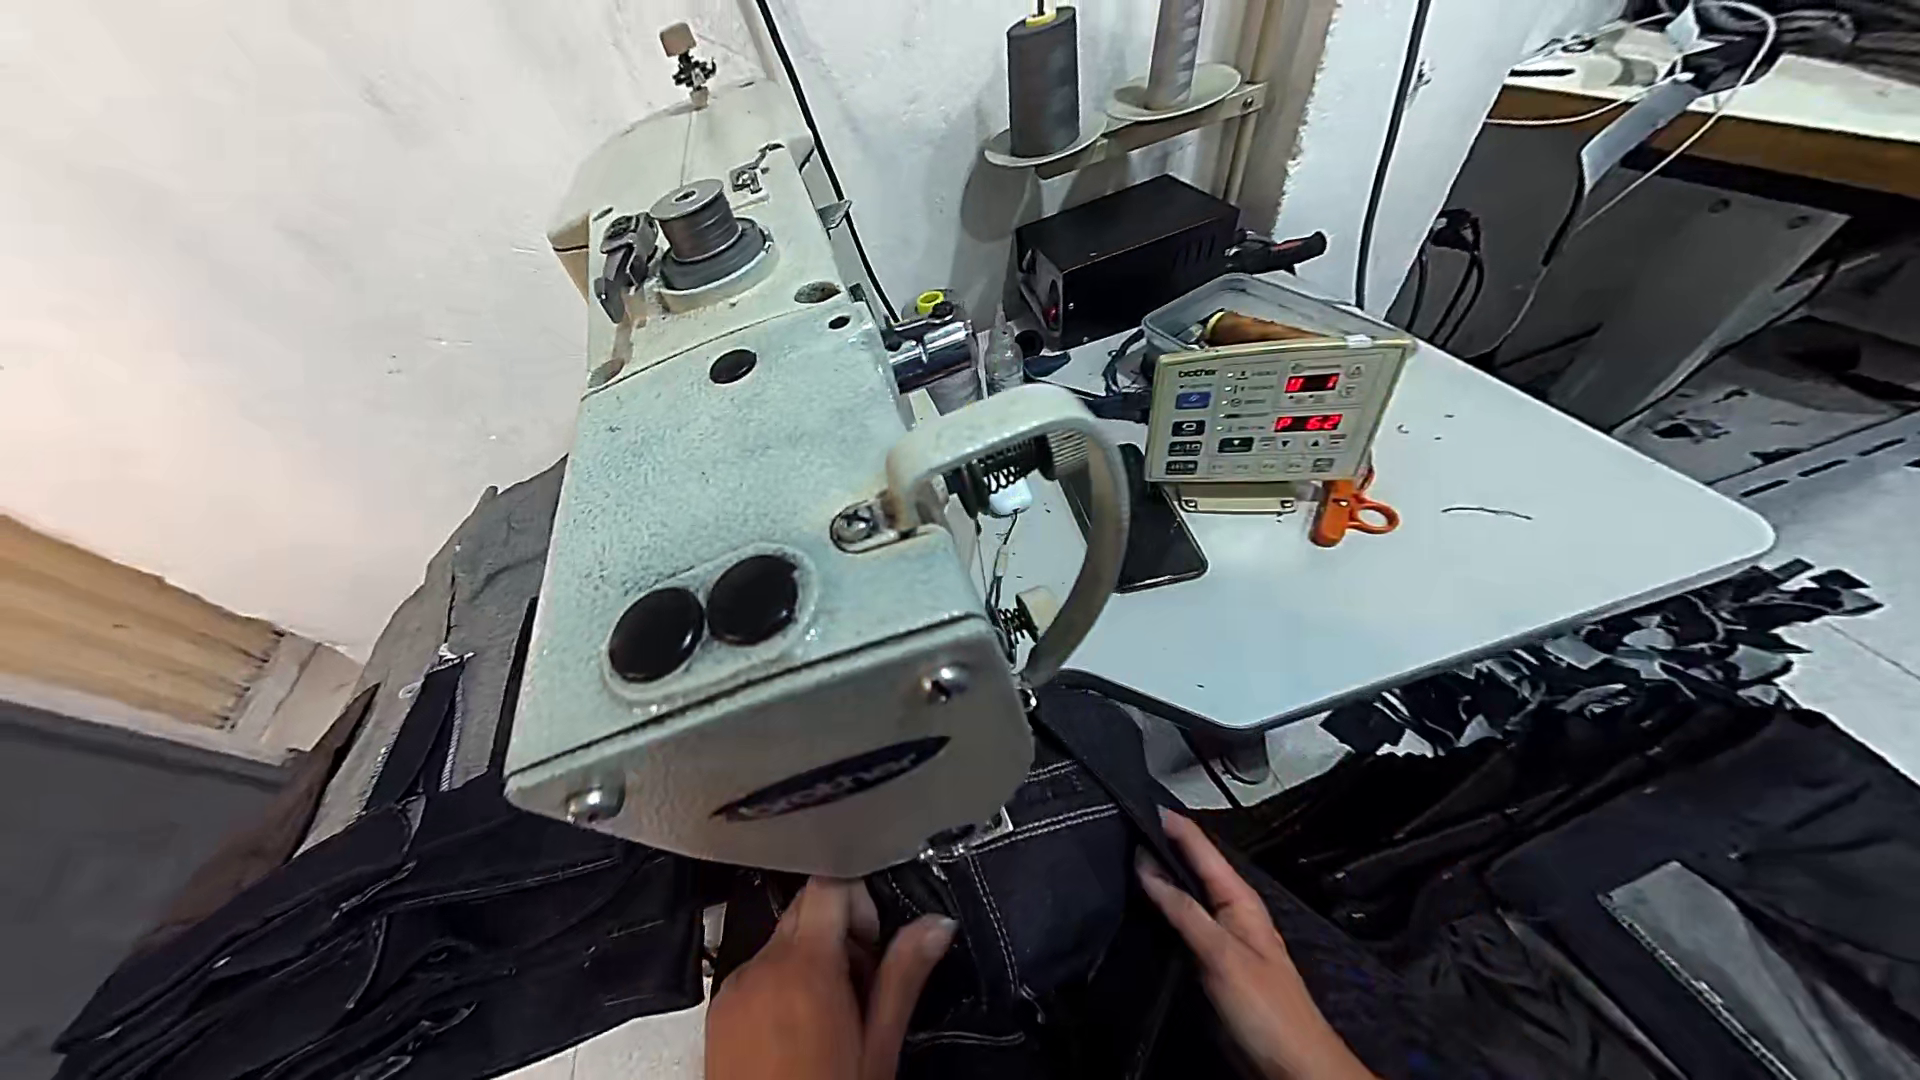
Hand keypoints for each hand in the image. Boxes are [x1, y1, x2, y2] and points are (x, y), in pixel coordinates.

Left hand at [707, 877, 956, 1079]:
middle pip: (807, 907)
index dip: (859, 900)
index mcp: (804, 964)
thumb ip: (904, 973)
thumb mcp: (878, 1045)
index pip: (830, 884)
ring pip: (783, 937)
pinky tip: (798, 1028)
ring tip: (831, 1012)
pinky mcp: (718, 1010)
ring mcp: (736, 987)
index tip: (873, 937)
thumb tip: (936, 925)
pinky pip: (759, 968)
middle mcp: (763, 965)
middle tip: (861, 978)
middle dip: (840, 928)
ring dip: (812, 955)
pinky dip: (782, 980)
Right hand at [1136, 811, 1378, 1079]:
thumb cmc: (1268, 1012)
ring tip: (1120, 853)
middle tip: (1118, 824)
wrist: (1294, 1071)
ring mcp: (1218, 931)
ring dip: (1155, 871)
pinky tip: (1139, 900)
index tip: (1133, 801)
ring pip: (1181, 888)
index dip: (1167, 819)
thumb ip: (1181, 906)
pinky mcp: (1208, 955)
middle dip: (1156, 840)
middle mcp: (1227, 906)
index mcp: (1237, 895)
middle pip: (1187, 861)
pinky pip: (1178, 916)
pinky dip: (1158, 902)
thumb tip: (1144, 861)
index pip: (1197, 841)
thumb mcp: (1220, 952)